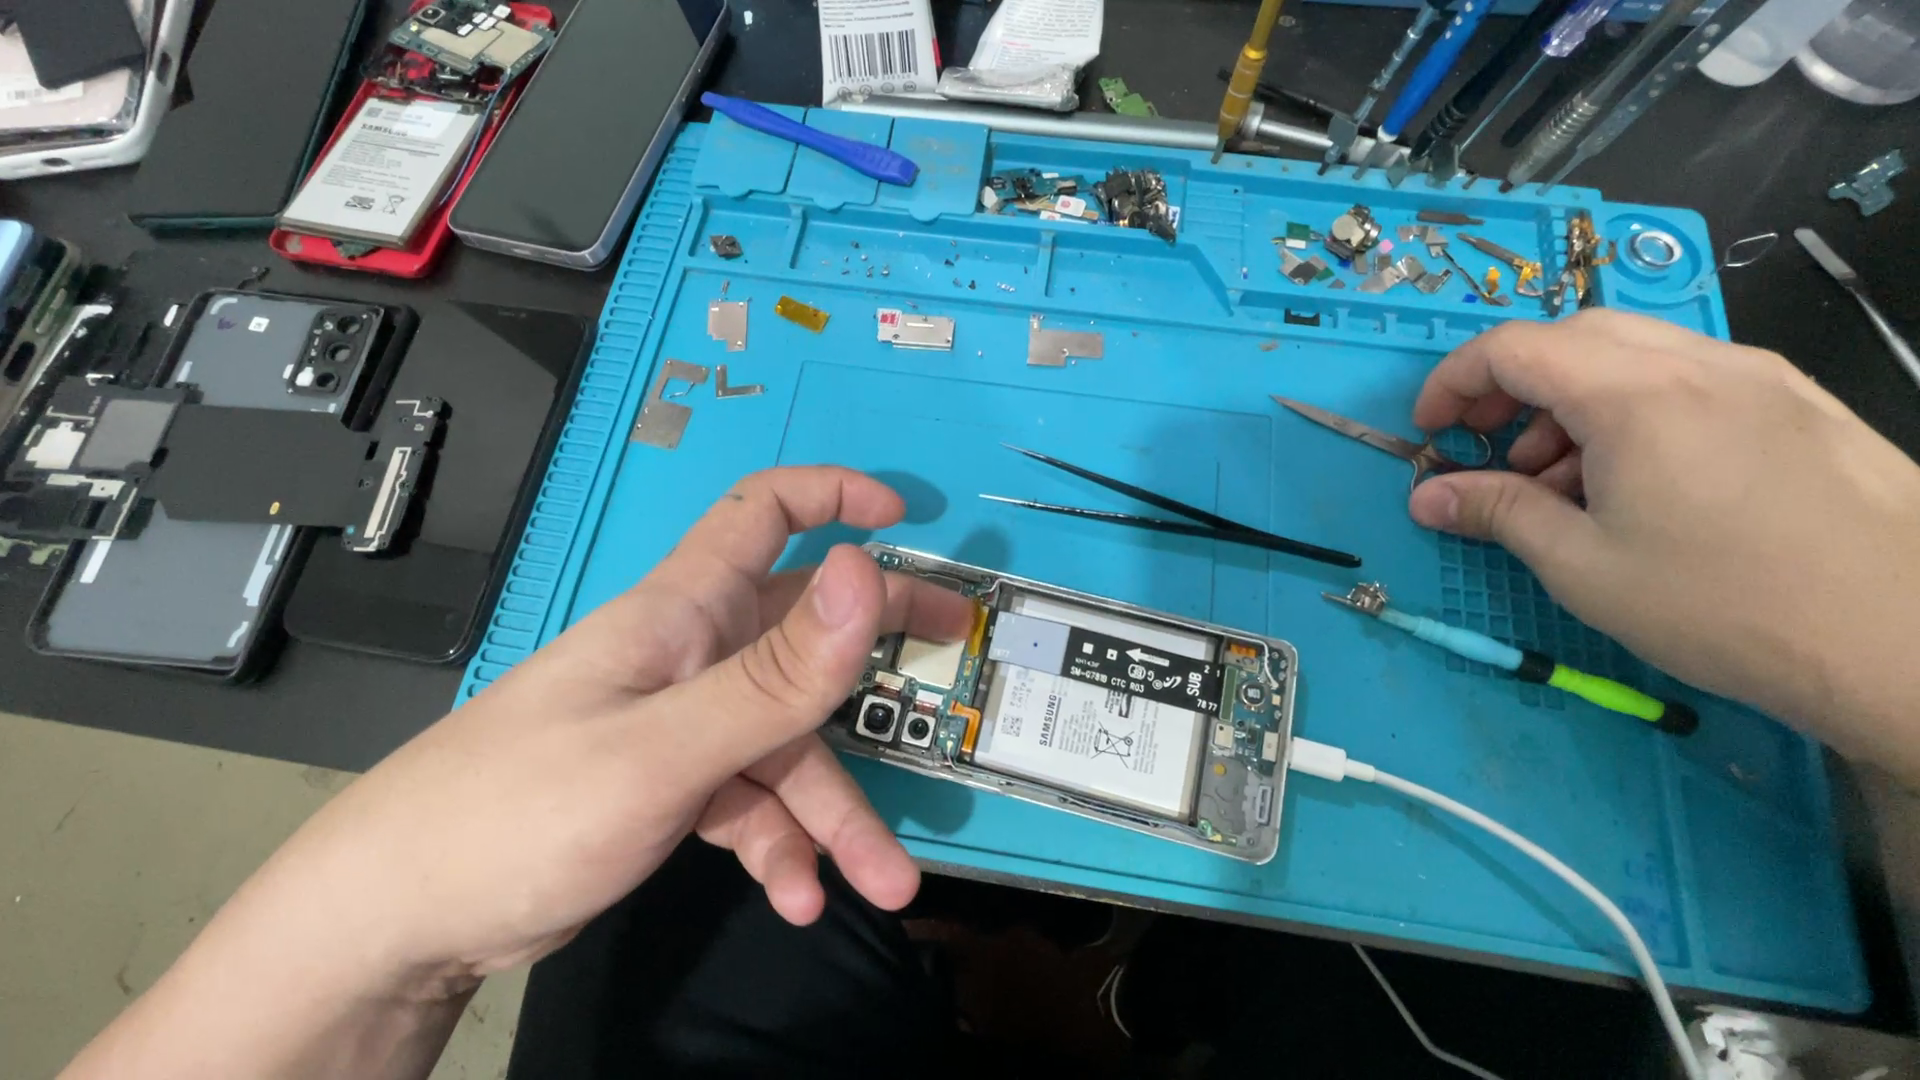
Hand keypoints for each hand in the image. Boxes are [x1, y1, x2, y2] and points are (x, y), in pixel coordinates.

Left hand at [282, 467, 972, 984]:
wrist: (396, 925)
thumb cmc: (518, 811)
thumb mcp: (661, 749)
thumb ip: (772, 674)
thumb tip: (863, 574)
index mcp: (682, 613)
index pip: (761, 512)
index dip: (832, 496)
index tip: (899, 519)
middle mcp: (690, 654)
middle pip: (802, 628)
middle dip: (878, 643)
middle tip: (953, 648)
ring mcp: (683, 723)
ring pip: (785, 743)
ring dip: (837, 809)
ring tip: (886, 880)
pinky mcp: (672, 785)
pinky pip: (750, 801)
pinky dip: (780, 845)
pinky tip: (798, 898)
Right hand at [1406, 311, 1919, 776]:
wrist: (1914, 644)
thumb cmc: (1723, 605)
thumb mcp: (1582, 566)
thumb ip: (1496, 514)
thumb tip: (1425, 496)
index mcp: (1636, 396)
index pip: (1513, 348)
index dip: (1452, 383)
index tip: (1428, 434)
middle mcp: (1700, 366)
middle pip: (1573, 335)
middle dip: (1509, 383)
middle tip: (1483, 446)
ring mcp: (1760, 380)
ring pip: (1633, 354)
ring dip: (1568, 399)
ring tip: (1557, 479)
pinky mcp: (1799, 407)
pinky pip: (1688, 380)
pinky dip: (1629, 410)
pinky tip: (1634, 480)